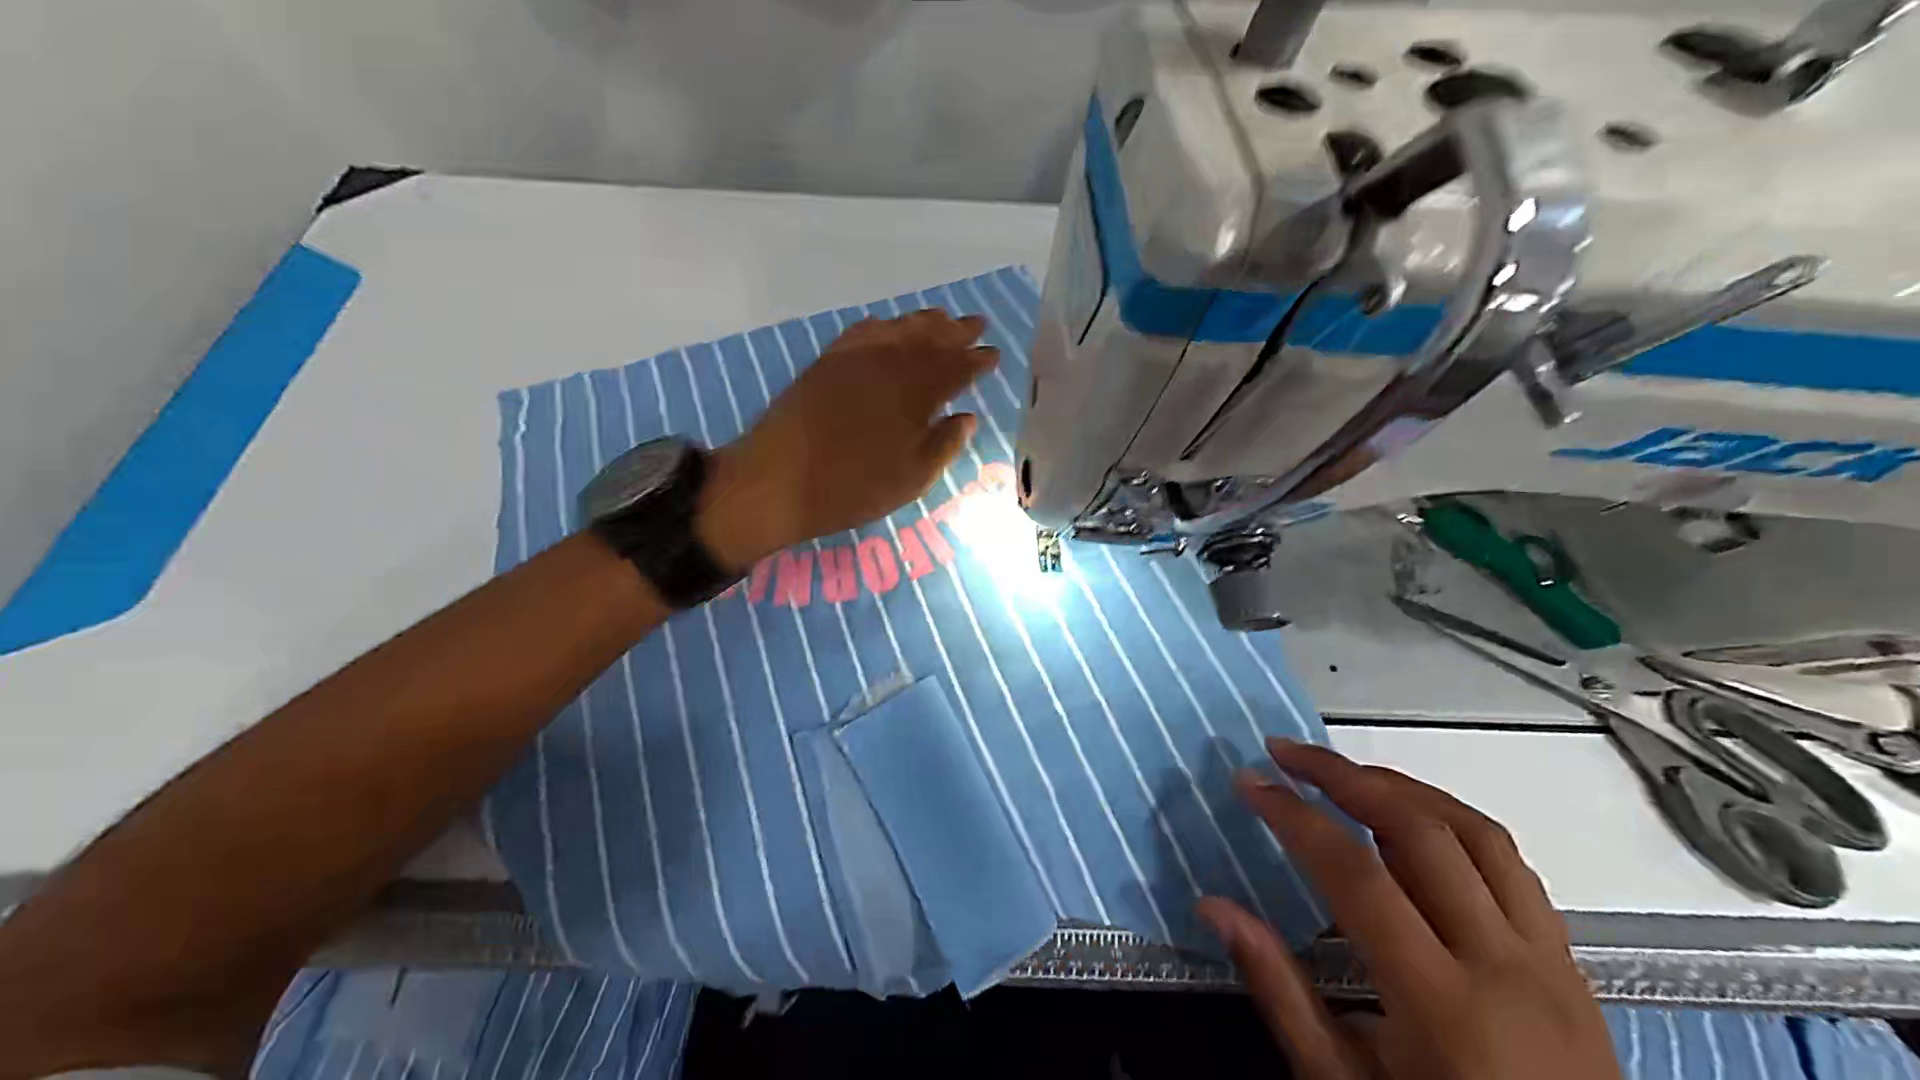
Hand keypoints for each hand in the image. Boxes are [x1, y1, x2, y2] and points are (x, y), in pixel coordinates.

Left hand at [695, 310, 997, 570]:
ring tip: (942, 319)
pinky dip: (884, 325)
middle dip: (956, 332)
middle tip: (976, 325)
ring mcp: (854, 359)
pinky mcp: (827, 362)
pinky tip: (890, 327)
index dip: (977, 361)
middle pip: (929, 339)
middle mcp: (888, 364)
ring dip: (924, 322)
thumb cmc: (852, 488)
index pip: (956, 368)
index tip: (993, 355)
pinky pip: (863, 332)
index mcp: (915, 392)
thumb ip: (944, 444)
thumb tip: (967, 417)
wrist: (778, 481)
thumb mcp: (911, 479)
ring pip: (897, 329)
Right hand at [1198, 740, 1620, 1079]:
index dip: (1295, 816)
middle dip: (1344, 776)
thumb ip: (1278, 989)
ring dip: (1401, 786)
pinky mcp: (1571, 964)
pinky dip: (1453, 822)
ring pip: (1477, 832)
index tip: (1252, 784)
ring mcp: (1549, 960)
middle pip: (1422, 831)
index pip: (1356, 874)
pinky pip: (1513, 865)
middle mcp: (1504, 965)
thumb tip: (1214, 908)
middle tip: (1288, 753)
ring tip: (1343, 772)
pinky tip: (1413, 819)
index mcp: (1442, 1003)